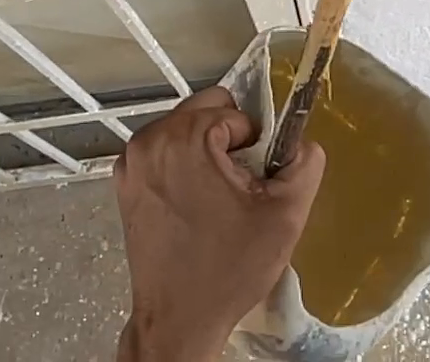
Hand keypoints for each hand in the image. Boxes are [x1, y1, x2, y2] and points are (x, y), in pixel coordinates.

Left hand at [114, 84, 325, 361]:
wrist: (180, 320)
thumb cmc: (230, 267)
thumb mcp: (285, 213)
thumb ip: (305, 163)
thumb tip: (304, 142)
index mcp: (187, 136)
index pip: (237, 115)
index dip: (254, 146)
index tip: (253, 182)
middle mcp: (151, 138)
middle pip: (207, 109)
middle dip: (229, 139)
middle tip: (237, 186)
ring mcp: (132, 160)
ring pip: (185, 127)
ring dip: (206, 149)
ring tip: (216, 197)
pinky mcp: (124, 182)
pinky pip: (163, 150)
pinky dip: (181, 164)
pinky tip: (193, 203)